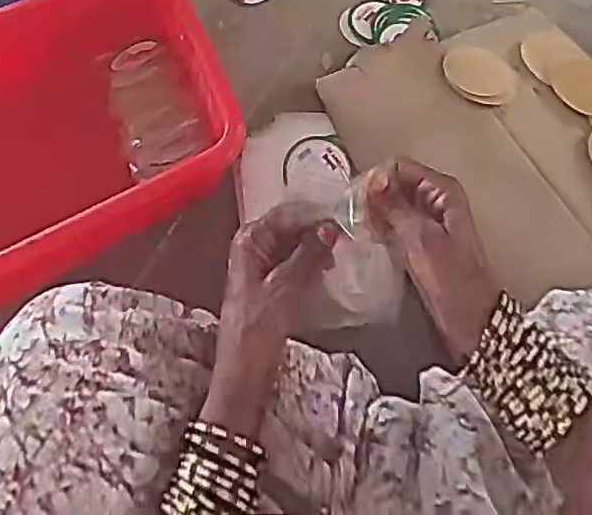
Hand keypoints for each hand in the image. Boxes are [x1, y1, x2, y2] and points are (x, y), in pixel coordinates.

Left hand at [202, 202, 338, 436]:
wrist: (243, 378)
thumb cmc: (258, 330)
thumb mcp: (285, 288)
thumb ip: (308, 254)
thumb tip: (330, 226)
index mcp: (249, 240)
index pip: (287, 213)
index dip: (314, 213)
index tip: (344, 214)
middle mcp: (253, 246)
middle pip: (291, 227)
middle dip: (317, 229)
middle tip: (348, 232)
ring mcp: (262, 265)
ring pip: (295, 245)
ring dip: (317, 247)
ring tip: (342, 250)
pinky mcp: (272, 285)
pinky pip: (295, 263)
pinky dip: (312, 262)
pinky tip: (329, 267)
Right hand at [366, 159, 501, 359]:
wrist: (472, 322)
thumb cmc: (452, 279)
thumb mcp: (421, 239)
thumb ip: (395, 207)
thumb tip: (372, 180)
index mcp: (443, 190)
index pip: (400, 167)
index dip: (378, 179)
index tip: (359, 199)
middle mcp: (436, 198)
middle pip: (395, 183)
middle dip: (374, 195)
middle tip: (354, 215)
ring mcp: (428, 219)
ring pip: (392, 203)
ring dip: (374, 212)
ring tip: (358, 227)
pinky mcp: (420, 239)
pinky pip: (394, 222)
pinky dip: (380, 226)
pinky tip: (367, 237)